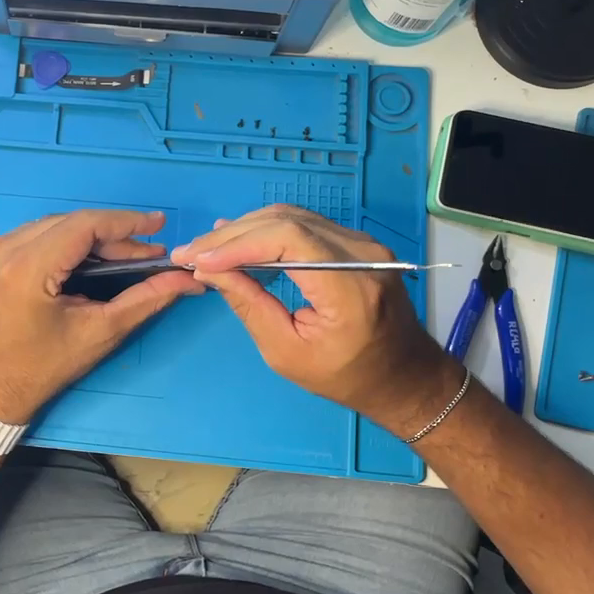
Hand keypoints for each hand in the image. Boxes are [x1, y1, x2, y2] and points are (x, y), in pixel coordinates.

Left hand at [0, 209, 201, 423]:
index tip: (159, 224)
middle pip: (72, 223)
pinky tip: (97, 257)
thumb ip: (145, 299)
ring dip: (94, 237)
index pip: (84, 226)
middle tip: (150, 253)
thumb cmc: (43, 366)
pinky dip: (71, 242)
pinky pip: (41, 235)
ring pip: (57, 226)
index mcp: (26, 267)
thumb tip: (186, 279)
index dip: (126, 222)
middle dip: (114, 235)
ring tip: (129, 256)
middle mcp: (4, 248)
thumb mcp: (99, 332)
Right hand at [169, 205, 458, 435]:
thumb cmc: (346, 377)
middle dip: (231, 235)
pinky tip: (236, 242)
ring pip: (291, 216)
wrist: (404, 376)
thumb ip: (250, 305)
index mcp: (350, 287)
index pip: (287, 239)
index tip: (197, 260)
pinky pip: (303, 224)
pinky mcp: (357, 243)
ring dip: (244, 230)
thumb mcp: (287, 352)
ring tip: (206, 248)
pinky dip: (264, 231)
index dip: (237, 244)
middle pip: (285, 221)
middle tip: (190, 253)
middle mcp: (362, 253)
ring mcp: (363, 243)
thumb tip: (208, 271)